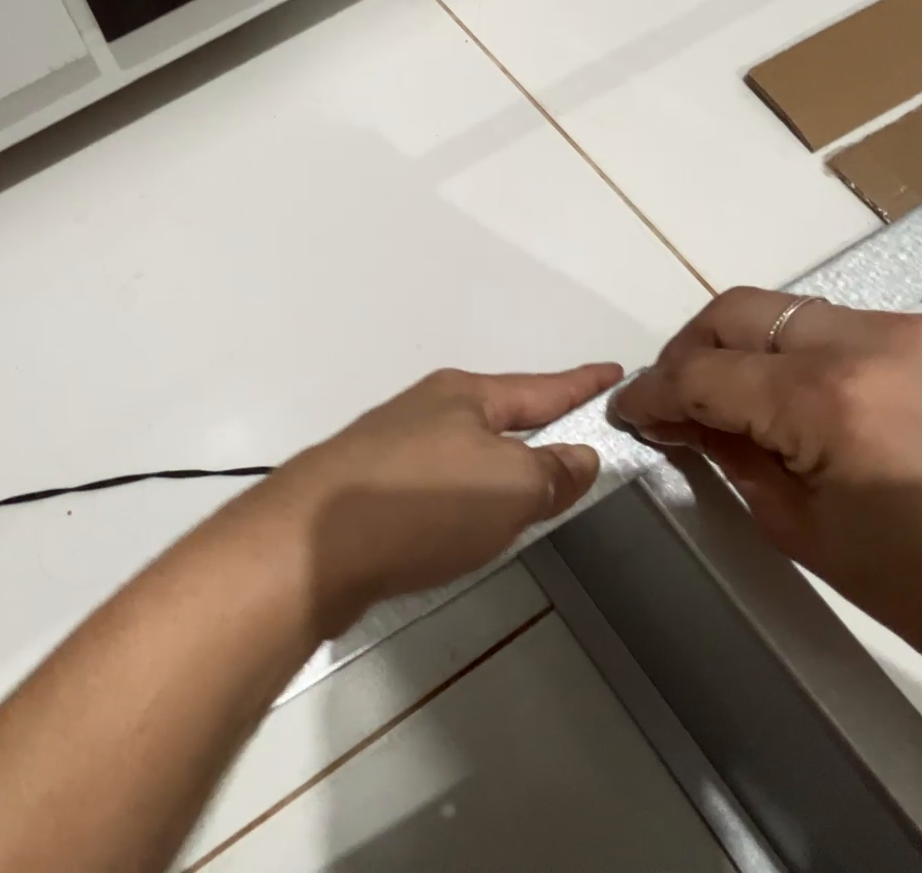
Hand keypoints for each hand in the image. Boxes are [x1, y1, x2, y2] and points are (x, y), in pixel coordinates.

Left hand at [239, 363, 621, 637]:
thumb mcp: (509, 485)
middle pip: (498, 417)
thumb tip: (579, 457)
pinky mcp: (364, 494)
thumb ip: (553, 472)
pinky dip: (461, 502)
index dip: (584, 384)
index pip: (542, 387)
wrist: (307, 549)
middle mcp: (423, 412)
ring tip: (529, 493)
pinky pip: (434, 490)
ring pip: (463, 455)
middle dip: (536, 428)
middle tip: (577, 444)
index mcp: (464, 396)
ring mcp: (387, 451)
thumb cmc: (420, 505)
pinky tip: (463, 526)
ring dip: (496, 469)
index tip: (615, 372)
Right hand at [612, 287, 921, 683]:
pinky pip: (831, 326)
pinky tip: (790, 402)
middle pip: (736, 312)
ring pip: (782, 311)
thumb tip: (685, 424)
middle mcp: (868, 342)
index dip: (652, 394)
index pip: (703, 374)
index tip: (629, 414)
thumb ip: (732, 458)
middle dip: (687, 352)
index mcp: (830, 402)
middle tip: (671, 403)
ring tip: (727, 404)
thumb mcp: (802, 530)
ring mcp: (910, 330)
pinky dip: (789, 354)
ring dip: (738, 349)